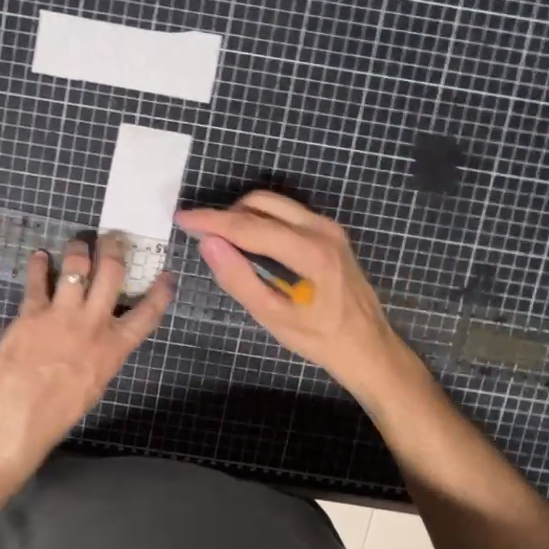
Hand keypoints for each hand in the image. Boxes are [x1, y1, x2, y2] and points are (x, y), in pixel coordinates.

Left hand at [0, 233, 173, 474]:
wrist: (19, 416)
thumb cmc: (58, 412)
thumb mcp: (94, 385)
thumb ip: (102, 356)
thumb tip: (101, 340)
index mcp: (113, 348)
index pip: (147, 313)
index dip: (160, 292)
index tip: (167, 275)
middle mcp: (92, 324)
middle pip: (111, 274)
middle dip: (115, 249)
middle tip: (113, 238)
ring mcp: (61, 314)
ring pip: (76, 266)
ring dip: (78, 248)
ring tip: (78, 241)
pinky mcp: (30, 312)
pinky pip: (36, 280)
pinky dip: (38, 265)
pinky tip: (39, 256)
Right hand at [175, 191, 415, 404]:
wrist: (367, 345)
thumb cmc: (318, 338)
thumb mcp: (272, 316)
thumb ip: (239, 279)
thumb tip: (208, 244)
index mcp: (309, 251)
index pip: (248, 226)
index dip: (211, 221)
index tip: (182, 219)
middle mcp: (321, 229)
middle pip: (260, 203)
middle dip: (226, 215)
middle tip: (202, 238)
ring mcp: (328, 228)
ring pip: (274, 205)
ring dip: (243, 217)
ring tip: (222, 242)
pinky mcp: (330, 233)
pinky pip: (287, 215)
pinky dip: (261, 222)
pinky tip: (250, 246)